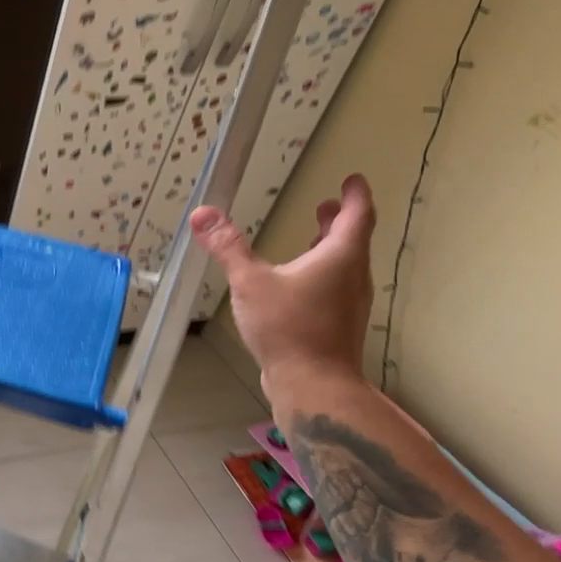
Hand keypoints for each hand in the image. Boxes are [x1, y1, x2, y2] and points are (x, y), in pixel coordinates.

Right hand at [189, 174, 376, 400]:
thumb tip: (203, 213)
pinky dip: (320, 271)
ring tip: (311, 237)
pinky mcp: (337, 322)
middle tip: (327, 204)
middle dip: (339, 220)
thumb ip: (228, 247)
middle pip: (352, 239)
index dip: (355, 195)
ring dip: (329, 246)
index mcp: (340, 257)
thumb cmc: (288, 325)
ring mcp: (348, 301)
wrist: (313, 381)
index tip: (353, 179)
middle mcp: (352, 275)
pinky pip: (333, 285)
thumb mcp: (250, 282)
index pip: (357, 215)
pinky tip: (296, 282)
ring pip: (343, 263)